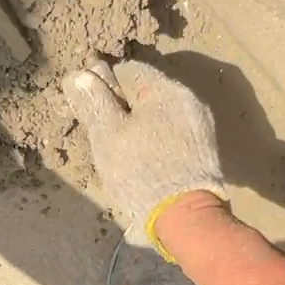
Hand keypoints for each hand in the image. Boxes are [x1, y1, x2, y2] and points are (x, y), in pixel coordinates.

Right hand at [64, 56, 225, 252]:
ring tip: (128, 151)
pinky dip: (159, 138)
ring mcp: (200, 122)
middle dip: (125, 106)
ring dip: (143, 123)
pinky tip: (149, 159)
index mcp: (162, 87)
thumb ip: (93, 102)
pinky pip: (175, 131)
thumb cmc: (141, 173)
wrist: (186, 215)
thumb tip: (78, 75)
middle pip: (146, 91)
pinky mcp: (206, 146)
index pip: (126, 70)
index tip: (93, 111)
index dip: (104, 87)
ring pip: (162, 112)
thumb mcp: (107, 137)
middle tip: (107, 135)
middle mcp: (187, 97)